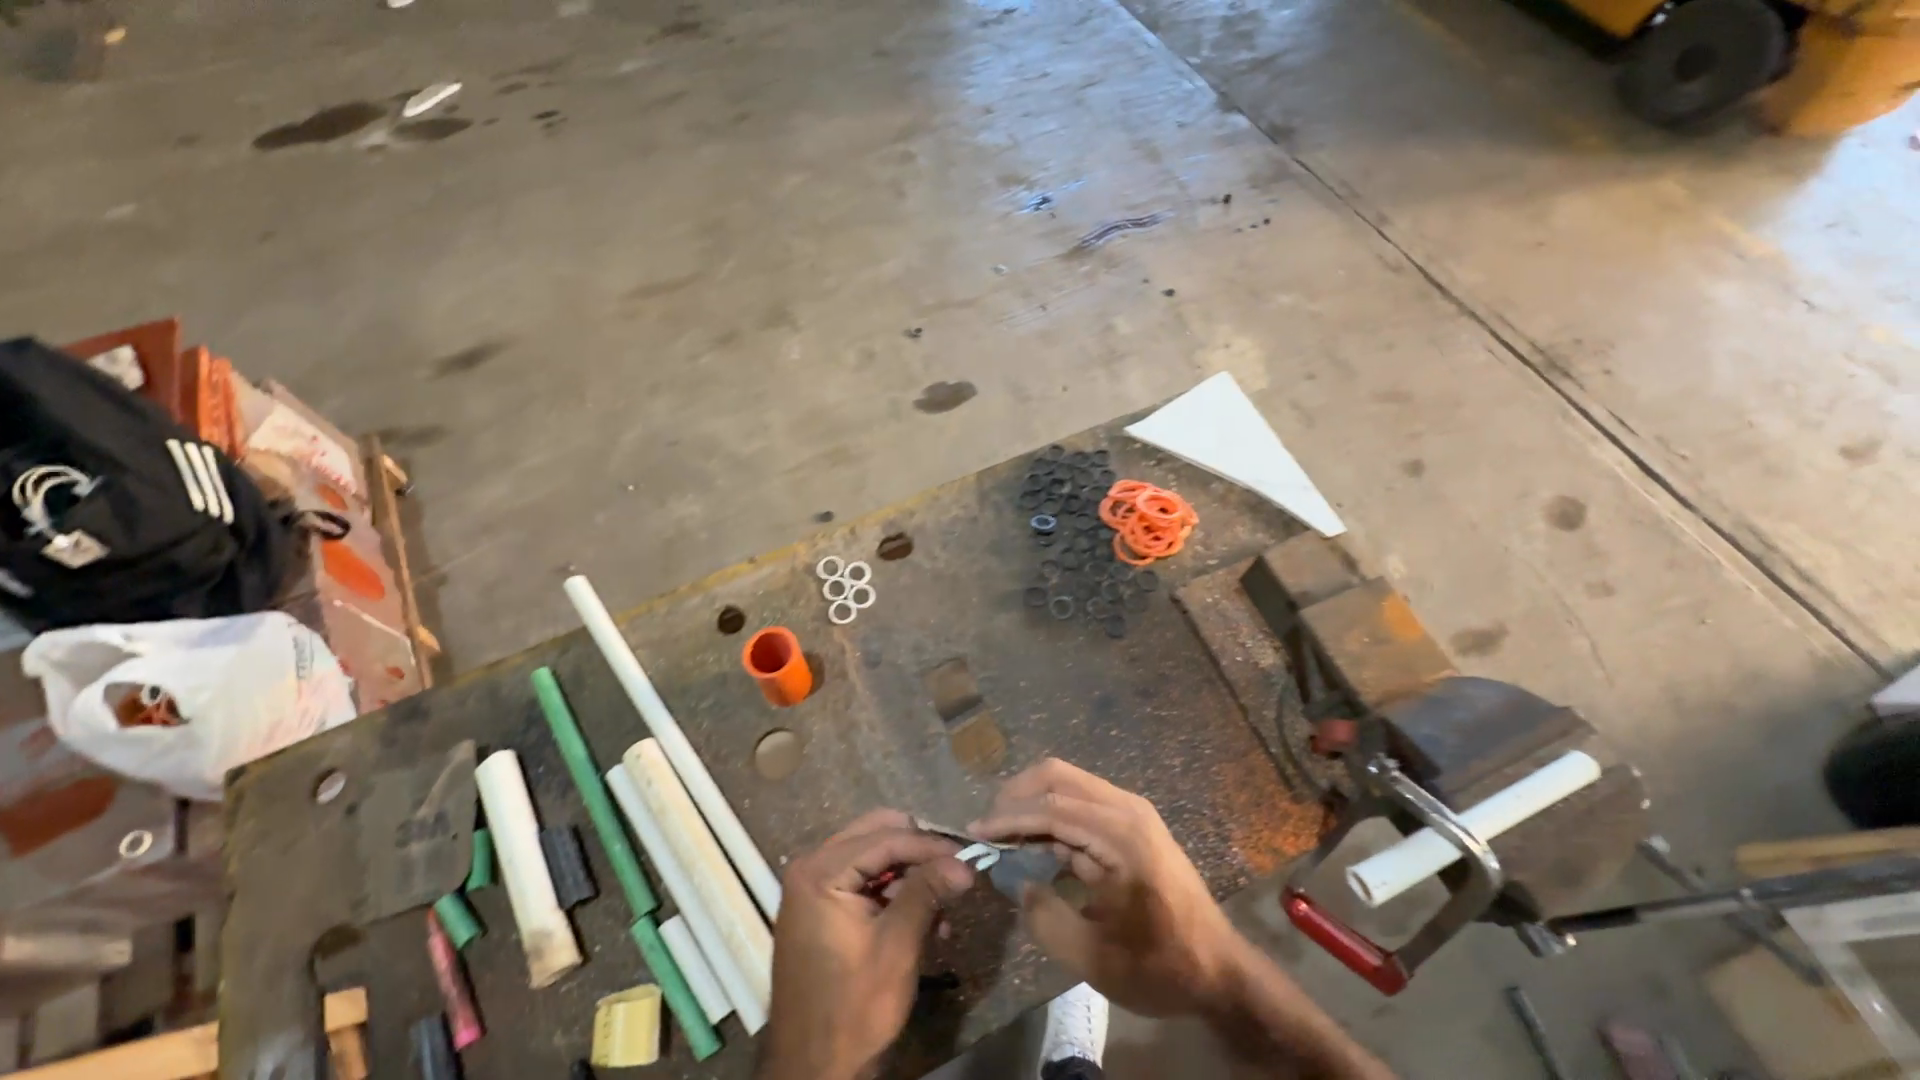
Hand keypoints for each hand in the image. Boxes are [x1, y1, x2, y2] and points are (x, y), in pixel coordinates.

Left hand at [758, 809, 974, 1079]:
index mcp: (819, 871)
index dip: (931, 845)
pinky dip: (895, 895)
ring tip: (945, 908)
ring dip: (911, 877)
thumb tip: (966, 861)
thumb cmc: (854, 1005)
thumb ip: (927, 892)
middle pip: (876, 837)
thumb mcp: (897, 944)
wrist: (815, 1067)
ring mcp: (813, 890)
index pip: (885, 837)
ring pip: (874, 860)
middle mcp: (811, 869)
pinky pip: (865, 884)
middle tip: (958, 871)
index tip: (972, 855)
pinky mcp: (822, 911)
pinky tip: (927, 922)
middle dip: (920, 853)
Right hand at [970, 759, 1241, 1017]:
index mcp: (1122, 836)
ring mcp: (1132, 814)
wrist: (1221, 971)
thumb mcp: (1093, 957)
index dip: (1007, 818)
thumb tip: (1015, 883)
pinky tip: (1032, 847)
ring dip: (1032, 804)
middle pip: (1057, 777)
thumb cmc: (1161, 966)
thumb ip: (1044, 918)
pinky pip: (1081, 804)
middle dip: (1016, 796)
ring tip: (1002, 838)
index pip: (1051, 808)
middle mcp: (1127, 810)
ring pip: (1068, 785)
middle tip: (987, 829)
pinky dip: (1051, 816)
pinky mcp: (1132, 825)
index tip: (973, 835)